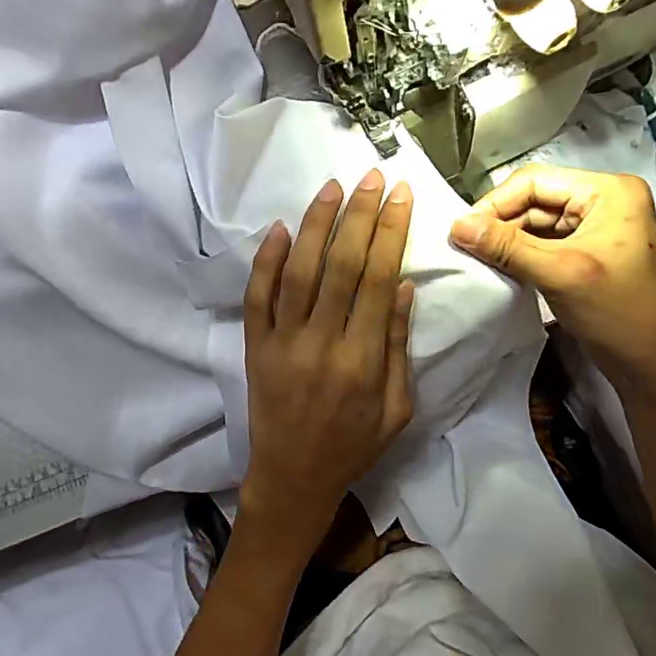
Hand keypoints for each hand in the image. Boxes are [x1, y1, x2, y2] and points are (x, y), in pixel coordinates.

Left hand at [240, 169, 415, 551]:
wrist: (294, 478)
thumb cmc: (354, 446)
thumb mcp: (397, 407)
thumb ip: (399, 346)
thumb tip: (402, 286)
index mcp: (363, 359)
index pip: (378, 279)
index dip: (391, 232)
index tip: (400, 196)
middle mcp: (321, 344)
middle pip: (341, 265)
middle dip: (359, 215)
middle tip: (371, 177)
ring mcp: (282, 343)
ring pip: (298, 272)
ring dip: (316, 225)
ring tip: (332, 188)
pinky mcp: (254, 347)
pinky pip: (256, 297)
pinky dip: (266, 261)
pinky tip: (281, 228)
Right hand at [448, 167, 655, 389]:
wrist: (652, 364)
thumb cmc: (616, 312)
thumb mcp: (558, 273)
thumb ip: (506, 246)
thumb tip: (456, 226)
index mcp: (609, 191)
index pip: (536, 181)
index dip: (496, 203)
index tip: (462, 231)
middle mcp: (603, 200)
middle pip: (534, 198)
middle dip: (500, 222)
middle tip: (465, 246)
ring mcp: (595, 226)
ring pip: (535, 221)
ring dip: (507, 238)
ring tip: (477, 257)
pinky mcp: (586, 250)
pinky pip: (543, 241)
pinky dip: (519, 252)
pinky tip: (498, 265)